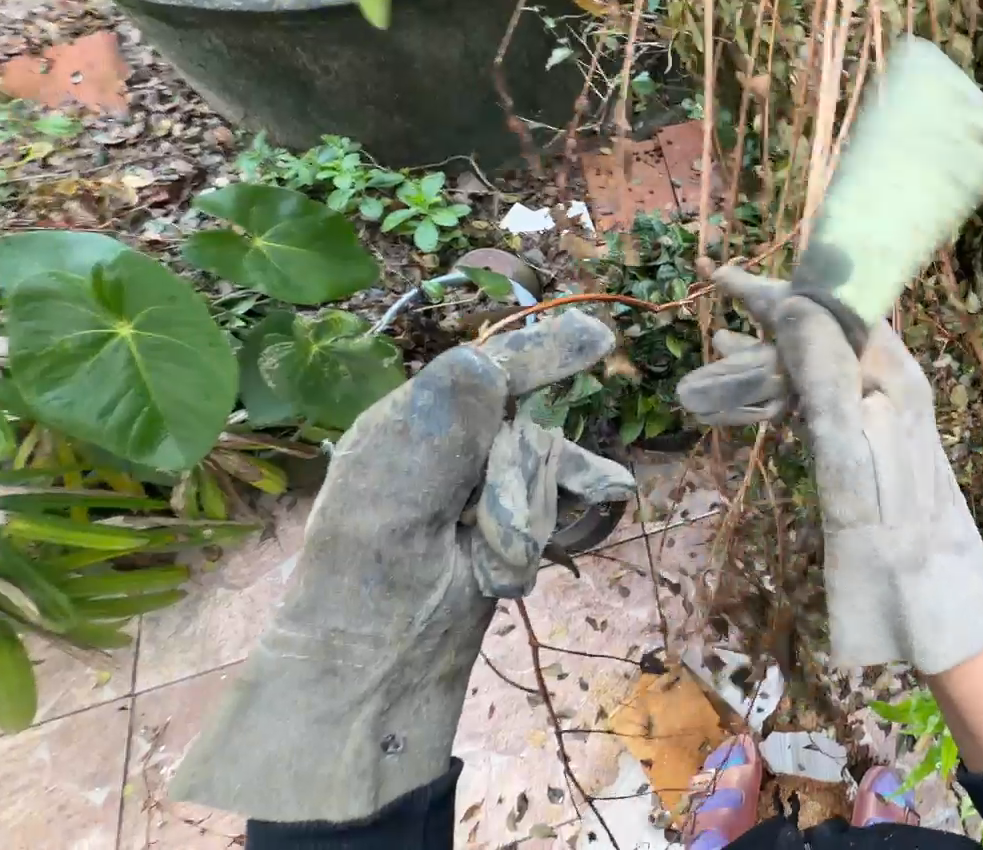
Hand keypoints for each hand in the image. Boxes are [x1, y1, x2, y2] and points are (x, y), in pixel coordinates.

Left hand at [172, 313, 634, 822]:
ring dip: (528, 509)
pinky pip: (558, 502)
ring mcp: (488, 488)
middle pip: (529, 424)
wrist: (384, 641)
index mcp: (421, 417)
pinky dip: (546, 524)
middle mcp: (458, 446)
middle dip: (519, 468)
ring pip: (548, 468)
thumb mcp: (415, 445)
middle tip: (478, 515)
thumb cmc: (380, 536)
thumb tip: (543, 340)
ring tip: (500, 552)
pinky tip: (524, 555)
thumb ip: (474, 388)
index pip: (495, 370)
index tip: (602, 340)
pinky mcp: (516, 523)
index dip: (546, 352)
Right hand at [678, 267, 982, 673]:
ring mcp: (880, 420)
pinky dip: (780, 398)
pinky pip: (818, 407)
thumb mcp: (848, 443)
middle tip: (714, 316)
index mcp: (892, 373)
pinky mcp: (868, 453)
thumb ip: (824, 369)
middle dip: (766, 324)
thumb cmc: (889, 530)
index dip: (776, 291)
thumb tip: (791, 303)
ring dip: (766, 362)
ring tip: (715, 355)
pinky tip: (753, 403)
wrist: (931, 606)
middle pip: (822, 335)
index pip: (831, 308)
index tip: (721, 277)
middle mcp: (889, 386)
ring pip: (816, 371)